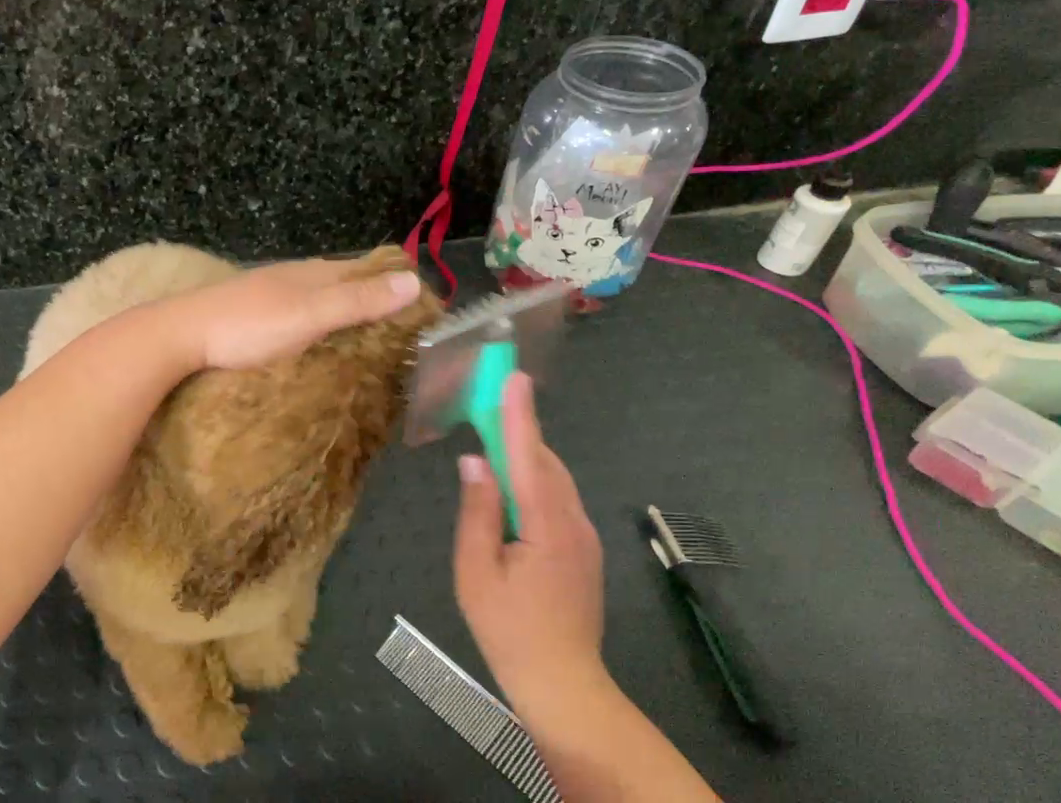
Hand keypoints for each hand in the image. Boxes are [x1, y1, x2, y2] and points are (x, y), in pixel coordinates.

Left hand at [163, 256, 423, 370]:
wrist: (180, 336)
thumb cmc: (247, 326)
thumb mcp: (309, 315)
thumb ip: (356, 300)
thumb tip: (413, 280)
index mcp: (312, 273)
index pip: (367, 269)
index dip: (397, 285)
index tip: (426, 311)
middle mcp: (293, 278)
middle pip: (344, 284)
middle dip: (374, 301)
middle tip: (404, 335)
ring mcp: (269, 296)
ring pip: (319, 300)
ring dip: (344, 315)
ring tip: (369, 344)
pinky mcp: (250, 318)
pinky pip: (297, 317)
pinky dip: (317, 328)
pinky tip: (318, 346)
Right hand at [453, 372, 606, 707]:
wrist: (562, 682)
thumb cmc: (508, 628)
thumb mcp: (476, 571)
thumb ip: (477, 513)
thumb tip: (475, 463)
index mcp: (547, 526)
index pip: (529, 457)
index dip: (518, 415)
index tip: (513, 378)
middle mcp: (574, 523)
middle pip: (546, 463)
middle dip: (520, 427)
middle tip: (491, 396)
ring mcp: (584, 538)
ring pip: (554, 481)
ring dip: (526, 452)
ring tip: (495, 429)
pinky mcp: (582, 550)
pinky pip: (557, 500)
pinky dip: (534, 477)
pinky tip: (512, 480)